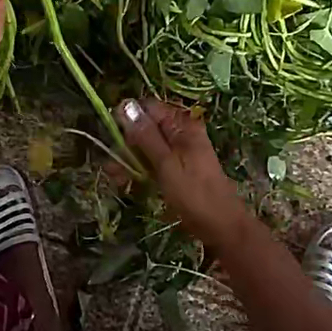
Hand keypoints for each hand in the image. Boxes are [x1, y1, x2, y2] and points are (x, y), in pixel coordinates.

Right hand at [117, 97, 252, 247]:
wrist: (220, 225)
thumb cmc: (193, 193)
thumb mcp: (166, 163)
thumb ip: (145, 135)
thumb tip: (125, 105)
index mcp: (182, 126)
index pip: (149, 108)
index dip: (128, 117)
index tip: (111, 134)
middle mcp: (181, 133)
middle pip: (146, 127)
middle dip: (126, 143)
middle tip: (111, 165)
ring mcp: (180, 151)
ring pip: (147, 146)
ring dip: (129, 159)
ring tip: (115, 177)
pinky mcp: (177, 168)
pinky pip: (154, 161)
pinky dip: (141, 169)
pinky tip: (125, 180)